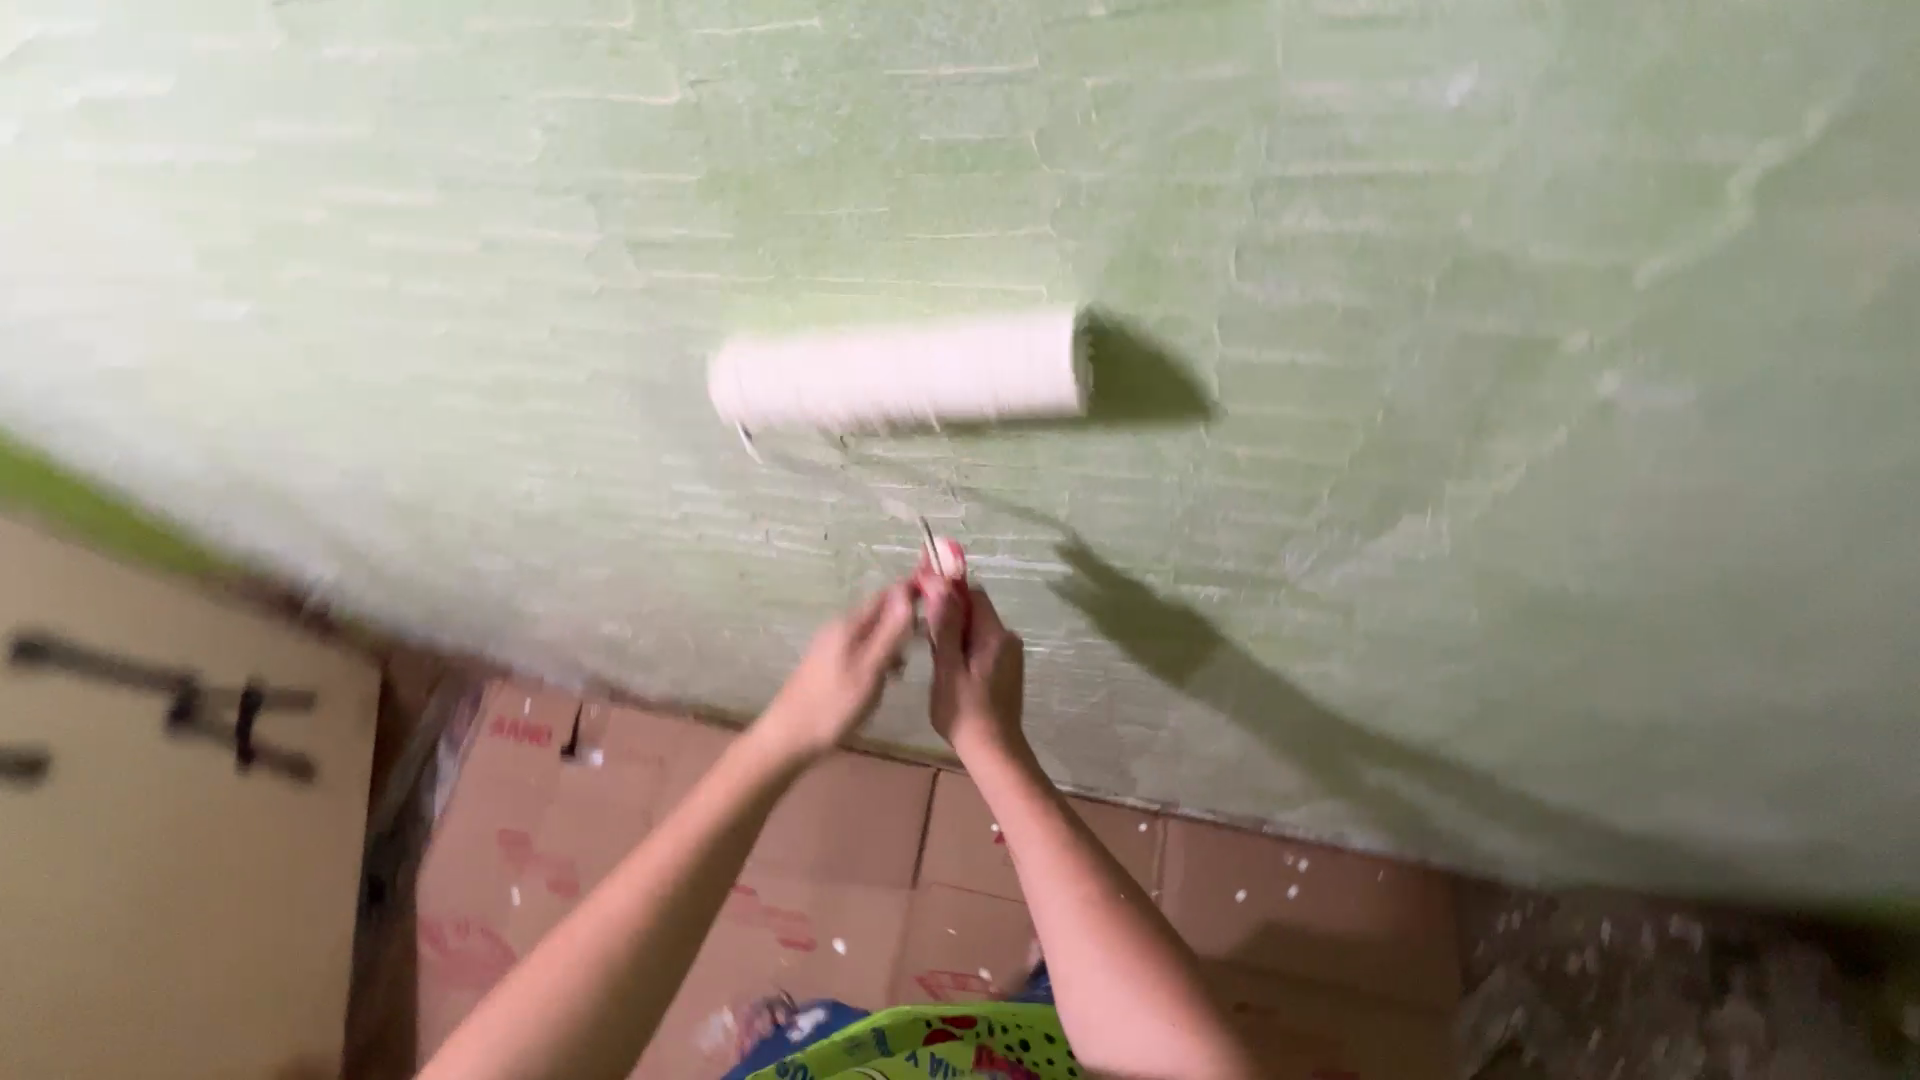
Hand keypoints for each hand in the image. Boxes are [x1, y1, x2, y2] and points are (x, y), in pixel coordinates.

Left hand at [756, 583, 915, 761]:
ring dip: (892, 645)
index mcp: (849, 624)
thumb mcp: (870, 668)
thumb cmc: (834, 705)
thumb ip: (890, 632)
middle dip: (904, 623)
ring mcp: (832, 646)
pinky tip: (884, 680)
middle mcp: (839, 628)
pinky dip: (879, 659)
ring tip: (902, 670)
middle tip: (925, 644)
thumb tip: (907, 592)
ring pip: (872, 634)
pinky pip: (862, 650)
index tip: (938, 601)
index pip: (886, 595)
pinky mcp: (829, 664)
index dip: (911, 593)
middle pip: (879, 614)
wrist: (789, 738)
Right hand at [924, 580, 1025, 759]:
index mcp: (995, 634)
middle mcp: (1007, 638)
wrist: (994, 751)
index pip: (973, 594)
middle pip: (975, 612)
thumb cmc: (965, 711)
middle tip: (923, 636)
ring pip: (977, 630)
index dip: (948, 591)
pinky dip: (965, 650)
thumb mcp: (948, 668)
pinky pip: (982, 647)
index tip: (923, 599)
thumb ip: (945, 627)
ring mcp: (1009, 655)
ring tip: (934, 657)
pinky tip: (950, 670)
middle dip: (949, 617)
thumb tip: (941, 586)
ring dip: (955, 635)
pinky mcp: (1006, 669)